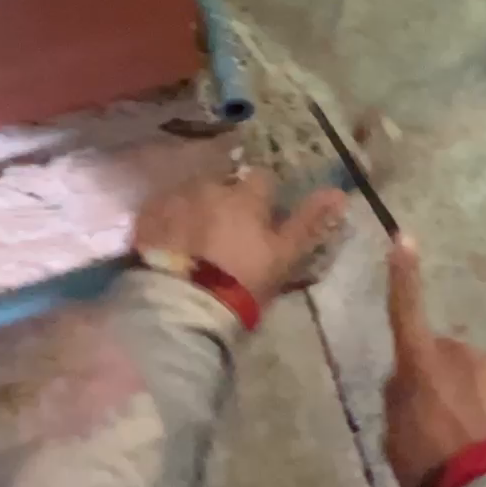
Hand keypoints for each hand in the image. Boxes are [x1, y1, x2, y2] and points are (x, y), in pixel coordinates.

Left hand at [132, 168, 347, 307]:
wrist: (182, 306)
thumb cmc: (242, 281)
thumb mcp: (284, 256)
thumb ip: (309, 222)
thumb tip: (339, 192)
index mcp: (246, 195)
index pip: (262, 180)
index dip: (262, 199)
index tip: (260, 221)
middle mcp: (209, 186)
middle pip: (222, 184)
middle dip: (225, 201)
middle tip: (225, 234)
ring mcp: (174, 199)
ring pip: (190, 194)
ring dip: (194, 209)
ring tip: (194, 242)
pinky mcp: (146, 217)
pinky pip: (160, 210)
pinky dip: (166, 221)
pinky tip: (169, 245)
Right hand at [384, 236, 485, 486]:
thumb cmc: (434, 472)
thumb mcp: (396, 442)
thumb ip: (399, 403)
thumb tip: (405, 382)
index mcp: (423, 366)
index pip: (407, 311)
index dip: (403, 276)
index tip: (404, 237)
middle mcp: (463, 356)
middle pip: (443, 355)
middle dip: (440, 376)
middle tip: (439, 424)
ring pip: (475, 374)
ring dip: (470, 395)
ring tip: (472, 443)